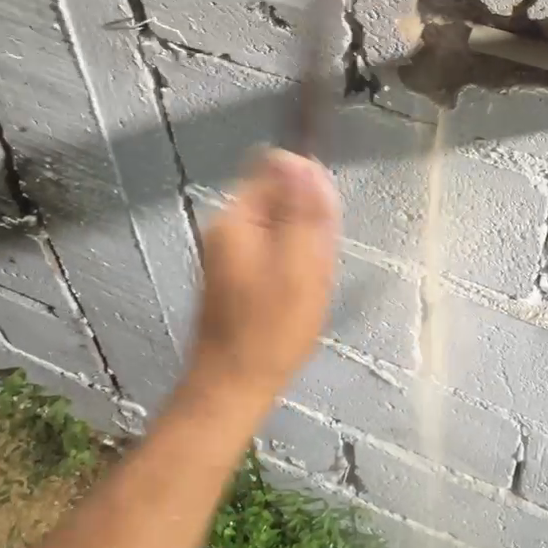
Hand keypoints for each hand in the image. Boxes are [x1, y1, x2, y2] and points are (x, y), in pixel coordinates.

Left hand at [189, 150, 340, 398]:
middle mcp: (226, 228)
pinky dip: (293, 265)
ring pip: (282, 226)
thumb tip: (303, 160)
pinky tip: (299, 294)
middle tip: (317, 261)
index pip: (279, 169)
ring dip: (304, 246)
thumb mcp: (301, 262)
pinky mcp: (235, 275)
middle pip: (282, 197)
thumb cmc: (271, 328)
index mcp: (236, 218)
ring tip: (309, 281)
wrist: (234, 387)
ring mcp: (228, 252)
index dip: (309, 189)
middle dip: (309, 222)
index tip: (321, 224)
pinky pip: (275, 251)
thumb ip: (304, 209)